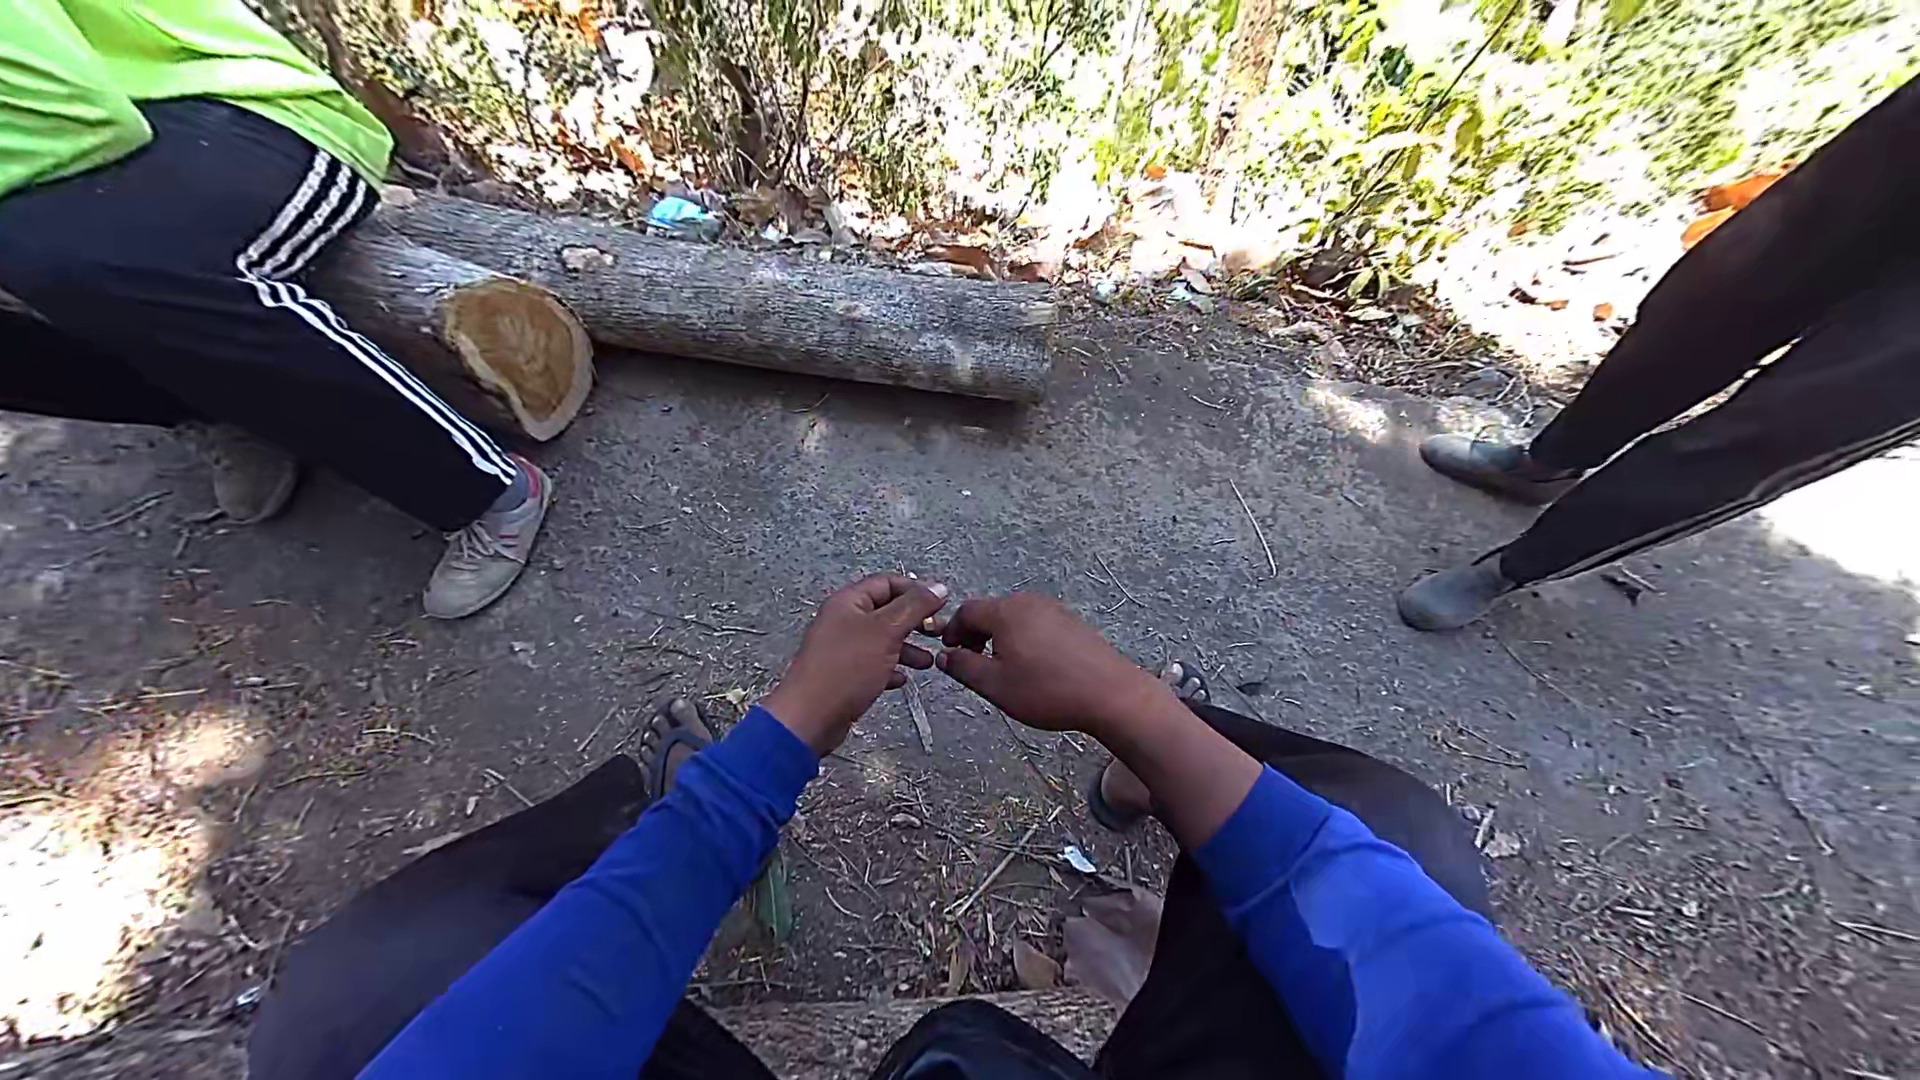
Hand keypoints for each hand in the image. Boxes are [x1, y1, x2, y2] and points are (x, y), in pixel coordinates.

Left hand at [762, 575, 949, 753]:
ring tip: (928, 661)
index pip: (888, 583)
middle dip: (914, 621)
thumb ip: (914, 606)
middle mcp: (843, 621)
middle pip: (887, 611)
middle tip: (936, 631)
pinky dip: (891, 667)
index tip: (939, 603)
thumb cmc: (843, 670)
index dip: (916, 590)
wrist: (811, 718)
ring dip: (907, 647)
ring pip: (882, 639)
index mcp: (849, 602)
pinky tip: (902, 678)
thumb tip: (937, 588)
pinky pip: (873, 664)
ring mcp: (842, 648)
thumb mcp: (887, 630)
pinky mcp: (843, 674)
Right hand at [933, 593, 1166, 736]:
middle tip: (970, 660)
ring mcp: (1053, 610)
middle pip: (991, 611)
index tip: (949, 651)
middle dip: (975, 634)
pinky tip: (1030, 665)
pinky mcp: (1071, 622)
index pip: (967, 611)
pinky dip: (1022, 638)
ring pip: (1014, 617)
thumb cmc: (1051, 691)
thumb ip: (964, 667)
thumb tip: (945, 657)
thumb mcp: (995, 685)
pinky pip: (1035, 623)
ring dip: (999, 636)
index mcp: (1006, 612)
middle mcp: (1029, 603)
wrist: (1111, 694)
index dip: (952, 631)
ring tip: (1000, 666)